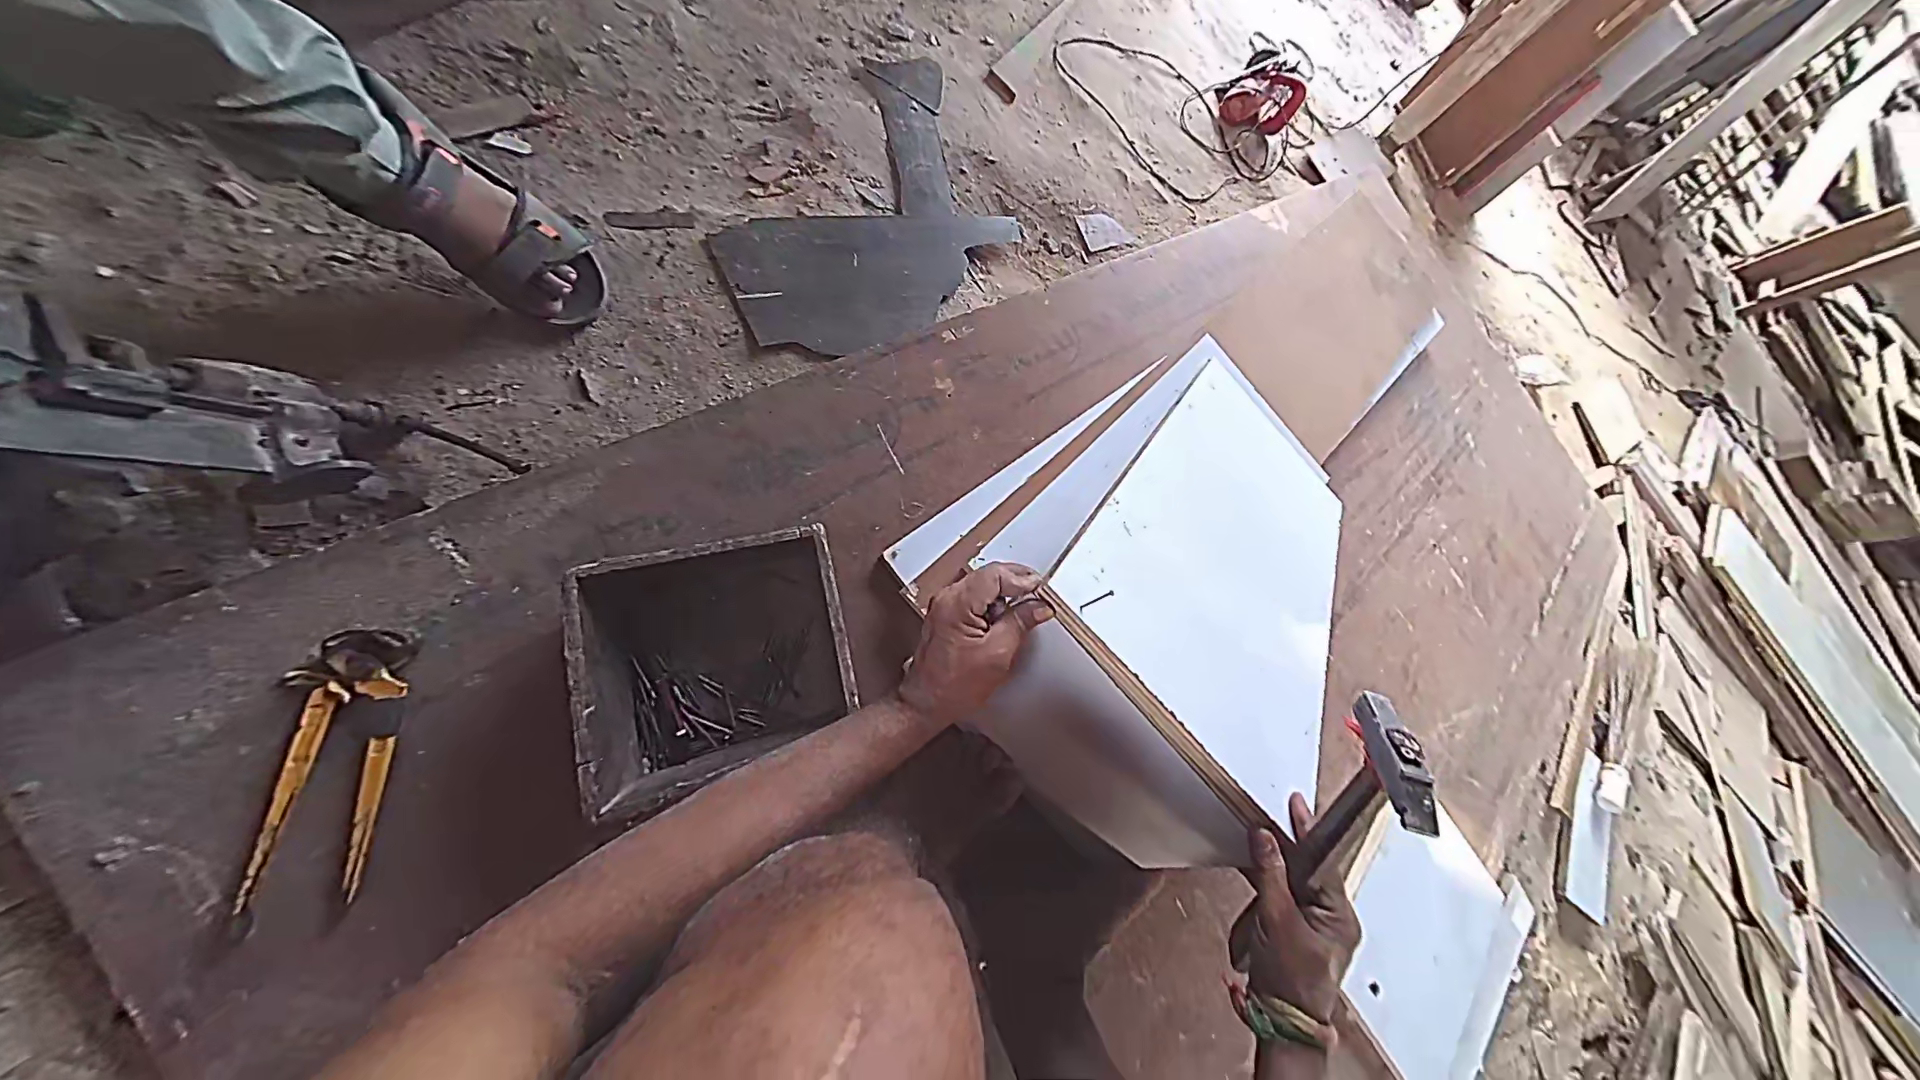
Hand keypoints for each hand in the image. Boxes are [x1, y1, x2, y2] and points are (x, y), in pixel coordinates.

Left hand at [898, 562, 1053, 723]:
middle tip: (1038, 592)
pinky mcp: (945, 614)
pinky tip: (1004, 615)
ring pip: (980, 583)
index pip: (994, 575)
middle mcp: (946, 599)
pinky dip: (992, 600)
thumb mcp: (997, 654)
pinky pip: (972, 596)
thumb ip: (1019, 623)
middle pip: (987, 574)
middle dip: (1015, 580)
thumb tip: (1038, 607)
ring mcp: (944, 605)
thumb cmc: (953, 687)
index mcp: (956, 604)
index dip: (1021, 578)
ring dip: (1004, 590)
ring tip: (1024, 606)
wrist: (926, 703)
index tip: (1040, 588)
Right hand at [1236, 793, 1362, 1022]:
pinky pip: (1283, 897)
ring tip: (1254, 858)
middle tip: (1265, 825)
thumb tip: (1263, 836)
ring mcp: (1316, 925)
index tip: (1297, 804)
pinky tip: (1253, 877)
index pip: (1322, 862)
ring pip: (1291, 883)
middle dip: (1283, 852)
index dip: (1307, 831)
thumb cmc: (1288, 979)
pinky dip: (1267, 887)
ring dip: (1269, 875)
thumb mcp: (1275, 920)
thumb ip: (1269, 874)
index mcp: (1339, 916)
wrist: (1283, 1026)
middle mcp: (1333, 918)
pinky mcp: (1297, 930)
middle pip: (1306, 869)